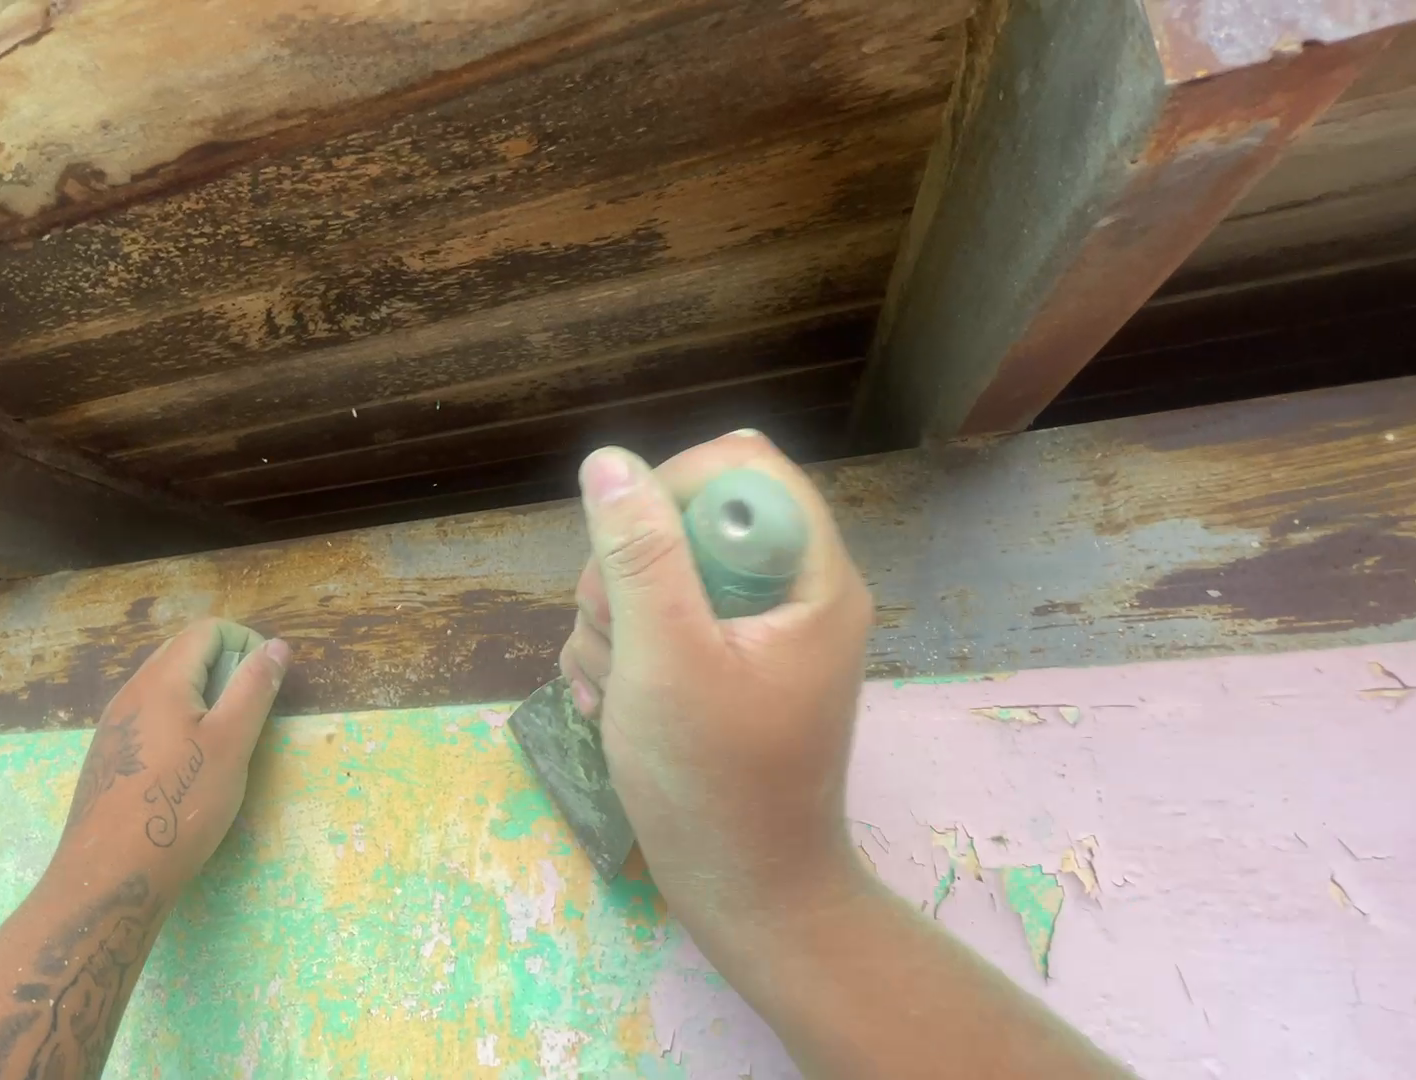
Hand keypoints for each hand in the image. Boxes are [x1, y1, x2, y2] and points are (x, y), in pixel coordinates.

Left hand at [51, 619, 290, 895]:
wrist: (110, 876)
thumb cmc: (181, 803)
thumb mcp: (232, 742)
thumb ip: (254, 687)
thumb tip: (275, 645)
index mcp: (162, 679)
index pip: (209, 630)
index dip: (246, 643)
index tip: (266, 682)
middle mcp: (132, 690)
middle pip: (185, 650)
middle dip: (226, 667)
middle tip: (249, 711)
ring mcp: (116, 723)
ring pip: (168, 683)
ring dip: (204, 694)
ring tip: (224, 739)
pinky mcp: (111, 753)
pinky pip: (151, 713)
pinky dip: (180, 718)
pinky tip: (189, 763)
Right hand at [558, 431, 874, 953]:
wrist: (741, 893)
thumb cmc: (712, 781)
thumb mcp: (666, 658)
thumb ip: (639, 555)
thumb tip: (609, 461)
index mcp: (808, 578)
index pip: (742, 470)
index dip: (674, 489)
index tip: (626, 551)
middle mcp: (782, 594)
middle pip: (685, 522)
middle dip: (628, 575)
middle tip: (621, 641)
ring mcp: (743, 632)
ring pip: (652, 575)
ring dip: (611, 623)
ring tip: (616, 689)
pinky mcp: (711, 663)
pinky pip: (647, 621)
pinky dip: (614, 654)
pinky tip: (607, 702)